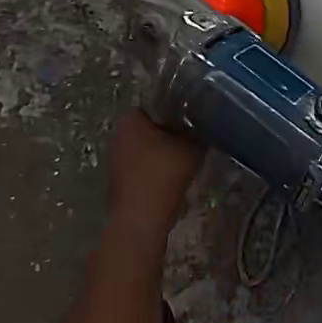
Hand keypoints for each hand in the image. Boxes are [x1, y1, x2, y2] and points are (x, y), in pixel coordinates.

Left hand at [106, 112, 204, 247]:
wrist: (140, 219)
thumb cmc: (164, 175)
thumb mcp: (192, 147)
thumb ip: (198, 131)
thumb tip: (206, 123)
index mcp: (132, 120)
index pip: (158, 102)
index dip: (178, 106)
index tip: (194, 114)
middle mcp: (118, 135)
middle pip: (152, 123)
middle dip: (171, 127)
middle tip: (194, 132)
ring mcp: (116, 157)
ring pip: (147, 143)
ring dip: (163, 146)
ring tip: (186, 151)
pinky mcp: (119, 177)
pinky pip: (142, 161)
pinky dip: (156, 163)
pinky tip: (173, 170)